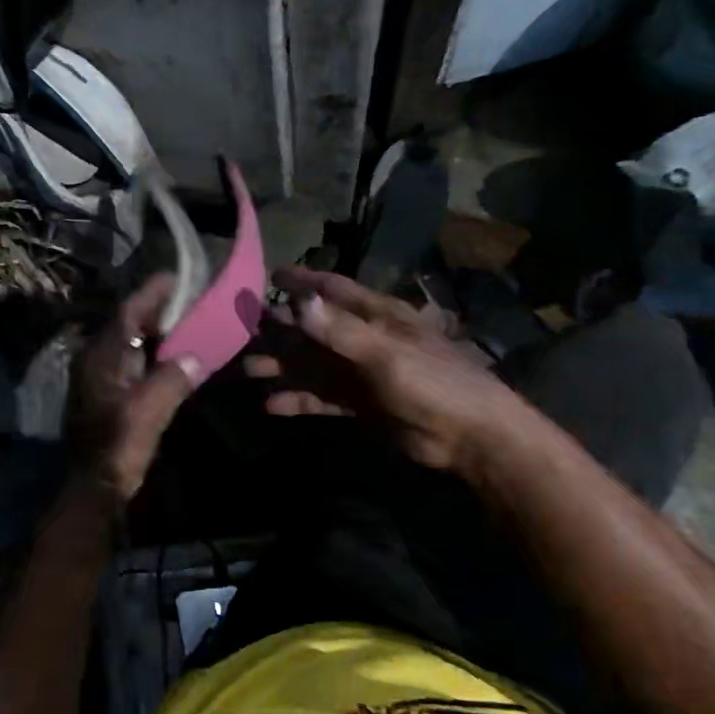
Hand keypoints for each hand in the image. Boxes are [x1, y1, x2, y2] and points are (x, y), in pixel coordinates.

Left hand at [68, 273, 202, 500]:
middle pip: (126, 324)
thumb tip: (194, 358)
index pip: (127, 312)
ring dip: (155, 333)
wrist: (94, 488)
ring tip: (186, 324)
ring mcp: (98, 378)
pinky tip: (172, 359)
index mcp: (101, 357)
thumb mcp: (148, 411)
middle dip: (156, 310)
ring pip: (128, 343)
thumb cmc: (117, 447)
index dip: (152, 293)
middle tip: (188, 300)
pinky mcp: (105, 394)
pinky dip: (151, 354)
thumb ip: (172, 379)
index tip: (176, 277)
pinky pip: (130, 362)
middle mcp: (95, 360)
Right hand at [246, 266, 535, 476]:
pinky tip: (271, 406)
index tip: (270, 275)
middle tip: (242, 333)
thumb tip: (298, 301)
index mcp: (377, 316)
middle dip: (281, 331)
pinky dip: (298, 400)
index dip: (303, 281)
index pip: (333, 290)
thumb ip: (340, 331)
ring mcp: (362, 373)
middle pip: (314, 330)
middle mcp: (365, 339)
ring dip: (283, 366)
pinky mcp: (361, 404)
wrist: (471, 437)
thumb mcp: (386, 353)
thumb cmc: (434, 383)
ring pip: (313, 365)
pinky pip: (321, 397)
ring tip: (248, 370)